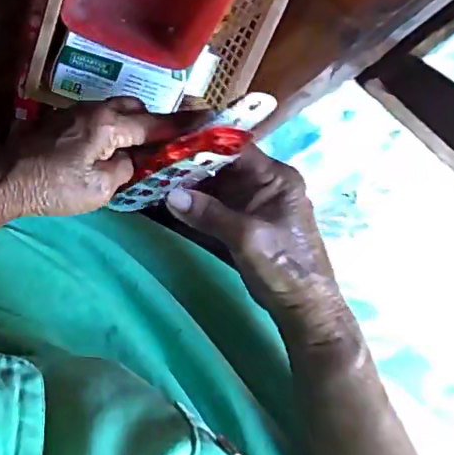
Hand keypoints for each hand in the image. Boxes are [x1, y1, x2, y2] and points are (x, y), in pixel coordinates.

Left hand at [0, 98, 171, 220]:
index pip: (155, 123)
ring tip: (141, 148)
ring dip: (130, 125)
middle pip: (134, 108)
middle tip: (167, 144)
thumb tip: (133, 160)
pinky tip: (110, 148)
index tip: (208, 121)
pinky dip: (111, 129)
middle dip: (154, 122)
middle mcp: (93, 109)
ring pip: (114, 111)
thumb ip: (125, 170)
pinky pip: (97, 118)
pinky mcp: (60, 121)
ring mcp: (74, 112)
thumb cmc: (52, 187)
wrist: (3, 181)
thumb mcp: (99, 189)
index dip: (182, 125)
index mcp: (108, 123)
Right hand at [166, 147, 358, 361]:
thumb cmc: (285, 270)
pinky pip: (209, 203)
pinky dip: (188, 202)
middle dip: (184, 163)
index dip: (200, 143)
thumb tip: (170, 194)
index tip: (167, 143)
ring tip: (149, 178)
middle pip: (217, 163)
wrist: (304, 311)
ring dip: (182, 183)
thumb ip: (209, 214)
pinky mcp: (239, 219)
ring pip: (210, 183)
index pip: (233, 146)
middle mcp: (263, 183)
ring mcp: (250, 201)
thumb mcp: (247, 239)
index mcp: (276, 178)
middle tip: (150, 161)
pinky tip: (161, 199)